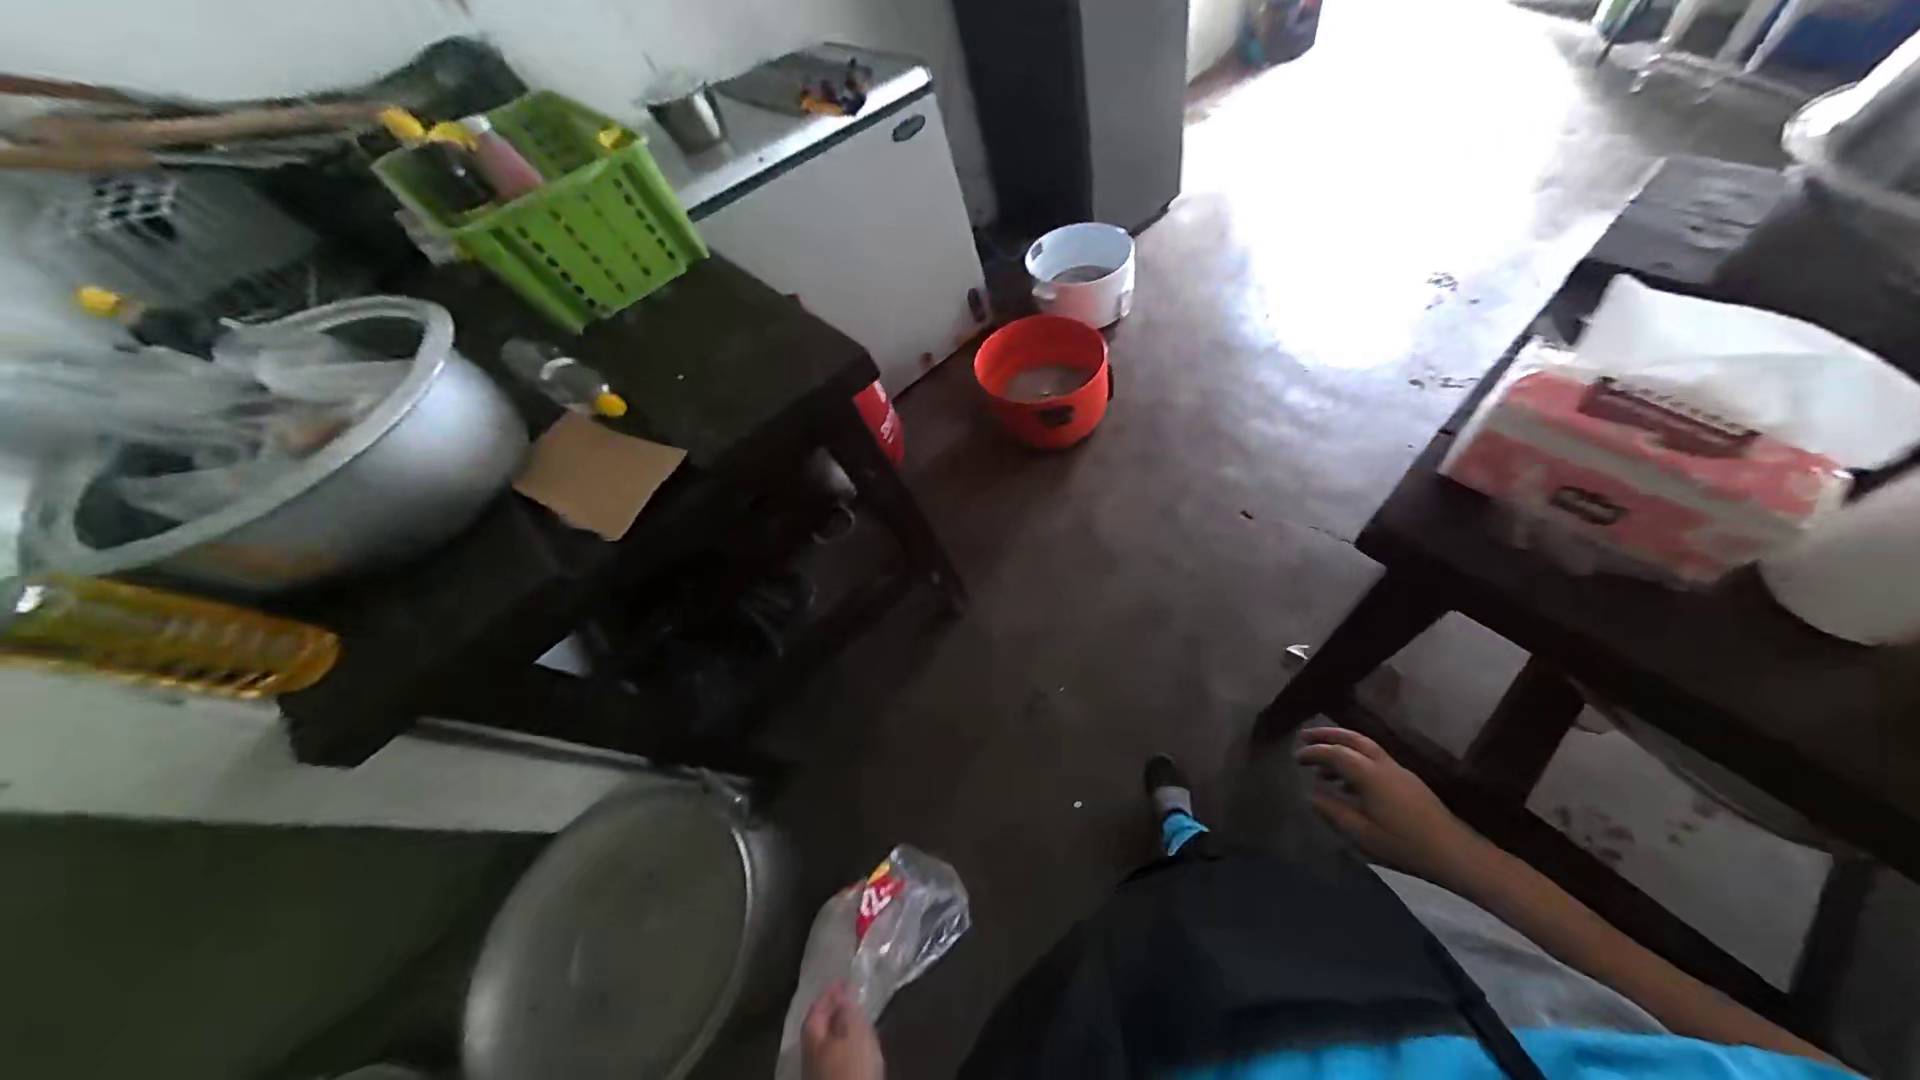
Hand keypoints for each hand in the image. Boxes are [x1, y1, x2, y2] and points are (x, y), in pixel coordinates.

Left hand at [802, 980, 883, 1079]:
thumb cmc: (851, 1070)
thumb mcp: (853, 1032)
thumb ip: (847, 1010)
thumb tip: (842, 993)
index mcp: (812, 1034)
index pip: (817, 1006)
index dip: (831, 991)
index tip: (844, 978)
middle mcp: (809, 1052)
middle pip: (820, 1025)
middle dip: (834, 1009)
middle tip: (850, 995)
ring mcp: (817, 1072)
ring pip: (827, 1041)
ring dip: (840, 1027)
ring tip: (857, 1017)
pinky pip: (836, 1055)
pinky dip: (845, 1044)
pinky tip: (858, 1046)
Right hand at [1296, 726, 1491, 887]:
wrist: (1460, 856)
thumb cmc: (1407, 846)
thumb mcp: (1363, 836)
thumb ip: (1334, 812)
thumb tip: (1313, 796)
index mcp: (1371, 776)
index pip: (1335, 753)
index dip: (1313, 752)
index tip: (1296, 758)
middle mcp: (1385, 766)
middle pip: (1353, 738)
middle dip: (1327, 734)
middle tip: (1304, 736)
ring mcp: (1400, 772)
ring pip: (1366, 747)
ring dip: (1341, 747)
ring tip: (1322, 766)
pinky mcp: (1409, 783)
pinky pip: (1375, 760)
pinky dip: (1356, 760)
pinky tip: (1349, 783)